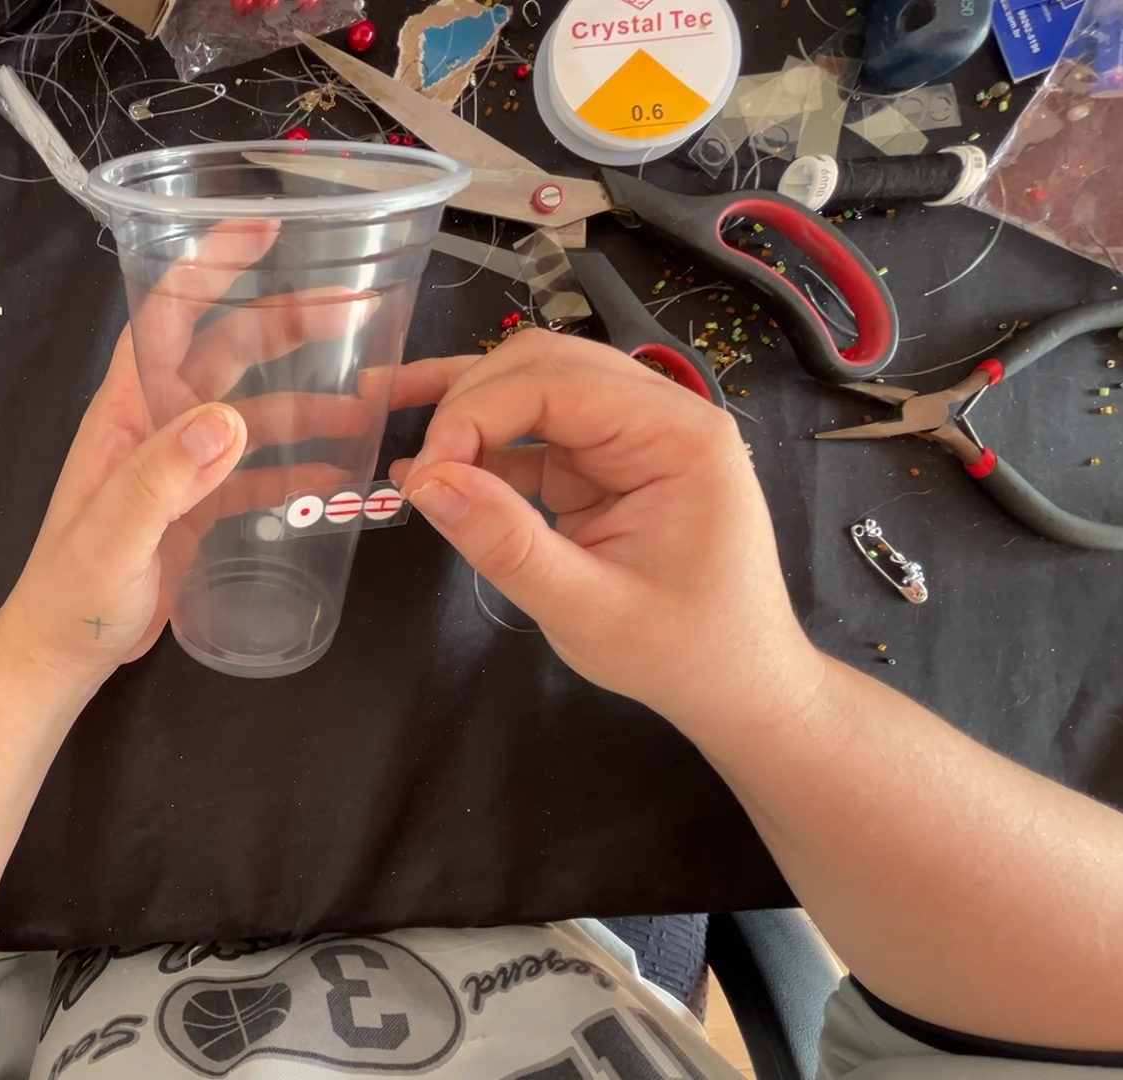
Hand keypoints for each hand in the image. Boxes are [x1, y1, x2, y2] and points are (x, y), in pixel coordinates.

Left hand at [0, 222, 436, 680]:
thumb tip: (227, 421)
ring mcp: (180, 467)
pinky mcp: (197, 506)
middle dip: (286, 326)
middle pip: (226, 355)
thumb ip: (159, 481)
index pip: (169, 319)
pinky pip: (253, 474)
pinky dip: (293, 468)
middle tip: (354, 311)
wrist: (66, 651)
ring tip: (365, 406)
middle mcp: (157, 425)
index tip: (266, 230)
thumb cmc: (74, 596)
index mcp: (127, 413)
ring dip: (306, 404)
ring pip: (251, 414)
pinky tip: (336, 475)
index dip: (211, 267)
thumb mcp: (111, 540)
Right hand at [394, 330, 822, 724]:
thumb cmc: (679, 651)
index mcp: (676, 437)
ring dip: (461, 403)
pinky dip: (474, 443)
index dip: (475, 416)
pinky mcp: (594, 462)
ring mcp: (623, 436)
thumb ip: (506, 544)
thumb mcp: (586, 609)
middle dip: (466, 402)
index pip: (556, 385)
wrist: (730, 681)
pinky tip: (426, 467)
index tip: (425, 478)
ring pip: (527, 384)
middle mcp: (655, 416)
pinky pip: (524, 431)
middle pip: (541, 364)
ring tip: (392, 408)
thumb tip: (425, 484)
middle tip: (419, 469)